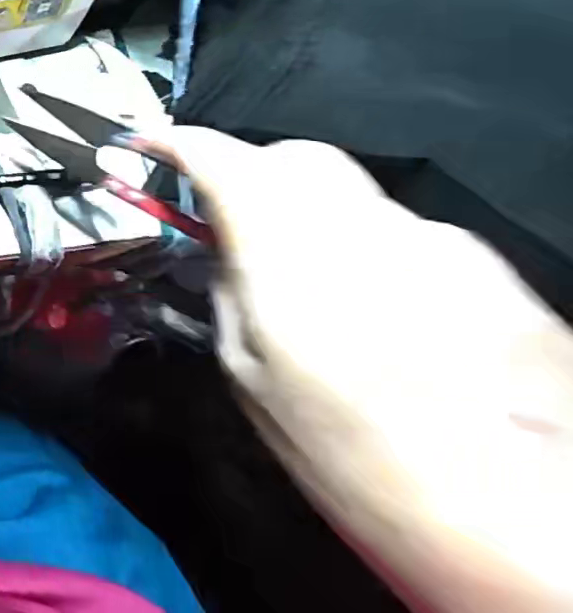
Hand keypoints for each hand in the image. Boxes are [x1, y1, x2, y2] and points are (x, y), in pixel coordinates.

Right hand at [141, 127, 572, 612]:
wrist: (536, 541)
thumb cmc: (350, 458)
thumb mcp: (246, 370)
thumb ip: (227, 286)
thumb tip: (220, 244)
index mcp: (293, 264)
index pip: (227, 162)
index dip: (178, 141)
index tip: (148, 143)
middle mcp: (375, 241)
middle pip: (299, 159)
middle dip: (248, 168)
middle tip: (222, 209)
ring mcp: (453, 259)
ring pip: (357, 198)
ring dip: (312, 214)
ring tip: (307, 277)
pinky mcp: (507, 284)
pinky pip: (415, 237)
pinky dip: (373, 247)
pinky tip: (379, 308)